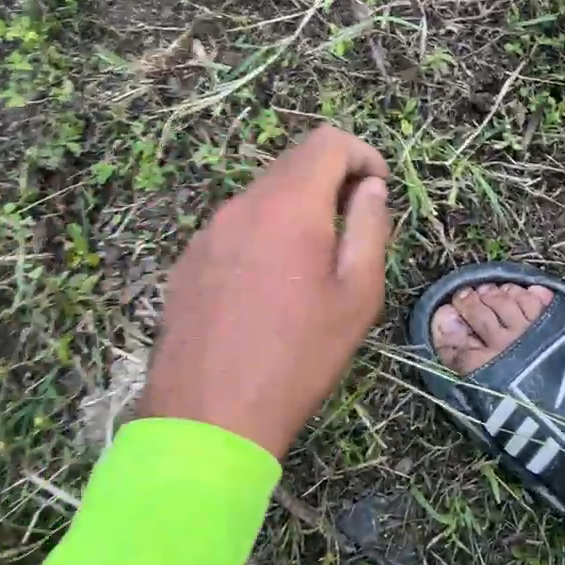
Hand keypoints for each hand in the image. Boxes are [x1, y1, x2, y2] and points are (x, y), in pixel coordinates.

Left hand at [138, 125, 392, 456]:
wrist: (206, 423)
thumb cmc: (298, 357)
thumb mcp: (358, 294)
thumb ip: (370, 227)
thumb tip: (370, 188)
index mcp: (288, 206)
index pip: (328, 142)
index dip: (363, 154)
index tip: (378, 191)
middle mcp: (242, 206)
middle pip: (294, 162)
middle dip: (333, 180)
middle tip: (354, 227)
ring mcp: (207, 233)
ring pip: (264, 194)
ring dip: (299, 207)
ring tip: (314, 263)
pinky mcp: (187, 262)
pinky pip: (237, 225)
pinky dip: (265, 231)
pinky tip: (271, 286)